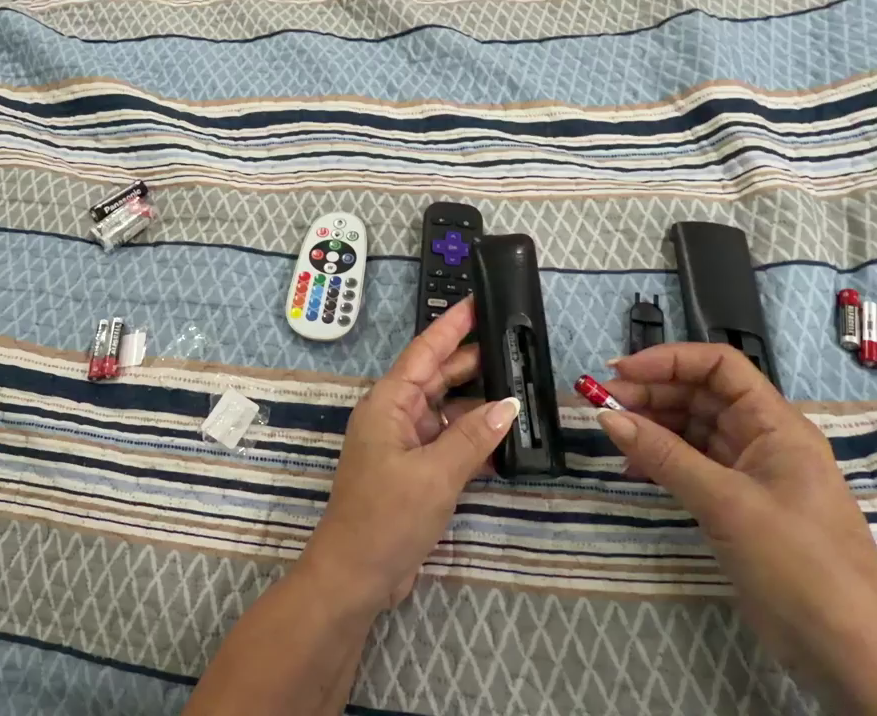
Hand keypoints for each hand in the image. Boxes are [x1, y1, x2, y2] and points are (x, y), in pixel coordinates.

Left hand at [299, 297, 520, 615]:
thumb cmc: (386, 517)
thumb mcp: (434, 475)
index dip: (451, 326)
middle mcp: (395, 416)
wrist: (355, 575)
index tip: (475, 300)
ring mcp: (404, 444)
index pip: (424, 352)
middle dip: (473, 361)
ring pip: (446, 410)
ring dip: (478, 404)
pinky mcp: (414, 471)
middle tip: (514, 344)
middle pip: (437, 377)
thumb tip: (508, 404)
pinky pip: (448, 442)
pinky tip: (505, 438)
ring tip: (520, 388)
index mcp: (388, 403)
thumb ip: (472, 438)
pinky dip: (473, 438)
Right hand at [598, 344, 876, 715]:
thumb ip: (664, 455)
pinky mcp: (739, 507)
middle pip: (701, 395)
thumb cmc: (800, 564)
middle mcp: (764, 441)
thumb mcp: (726, 503)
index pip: (720, 367)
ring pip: (692, 430)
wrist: (851, 654)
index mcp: (777, 425)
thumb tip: (607, 416)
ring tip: (612, 437)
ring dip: (651, 427)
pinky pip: (692, 466)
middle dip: (651, 393)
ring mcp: (752, 475)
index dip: (669, 359)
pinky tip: (633, 470)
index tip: (619, 373)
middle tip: (602, 404)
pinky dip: (661, 460)